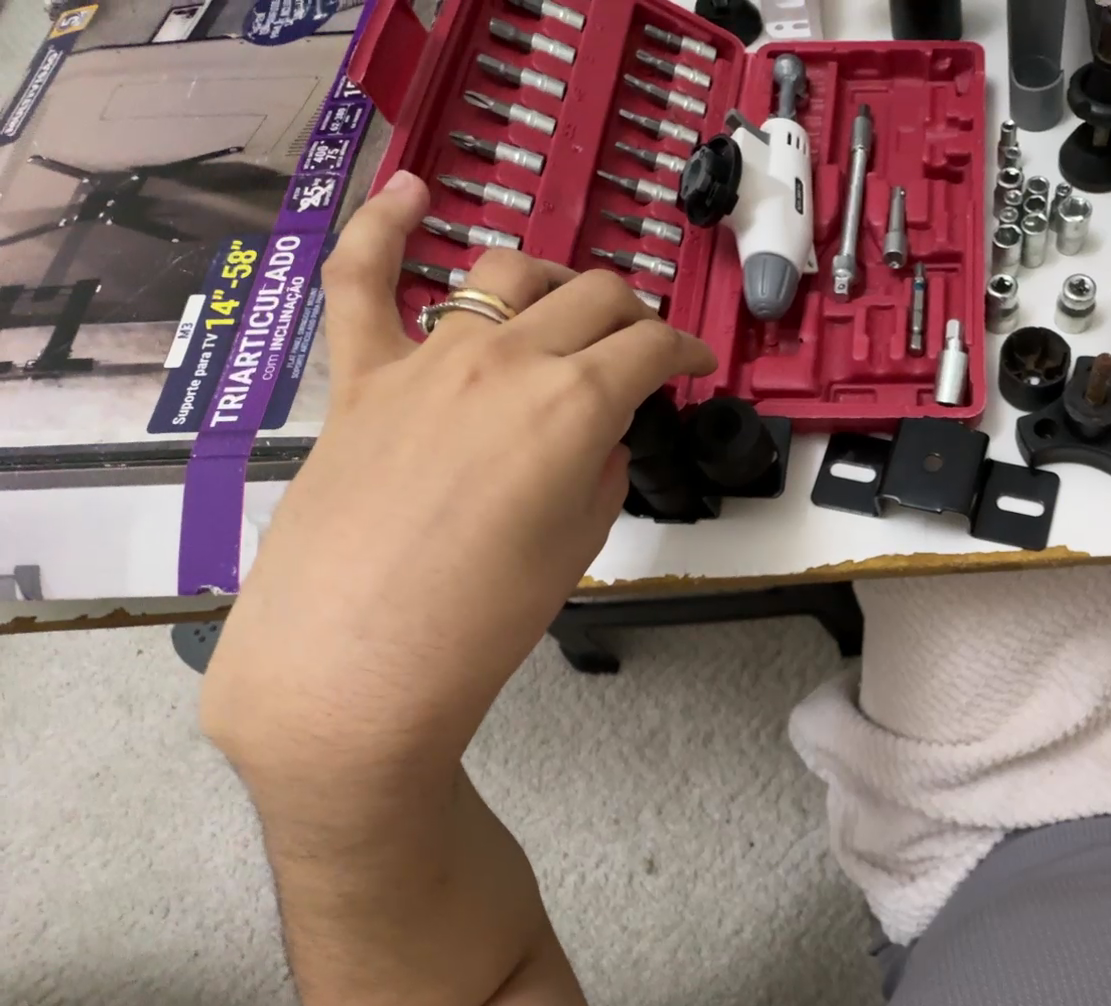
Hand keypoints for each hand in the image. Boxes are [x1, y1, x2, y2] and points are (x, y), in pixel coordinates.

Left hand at [203, 171, 713, 769]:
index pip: (652, 345)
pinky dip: (383, 227)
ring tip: (571, 302)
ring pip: (506, 274)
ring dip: (555, 278)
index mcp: (577, 403)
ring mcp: (427, 358)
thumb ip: (602, 466)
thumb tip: (598, 435)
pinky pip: (360, 280)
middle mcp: (507, 360)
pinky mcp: (362, 376)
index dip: (688, 347)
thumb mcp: (584, 536)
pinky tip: (411, 191)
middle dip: (636, 314)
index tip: (698, 360)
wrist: (361, 657)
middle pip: (593, 296)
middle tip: (647, 344)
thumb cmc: (490, 613)